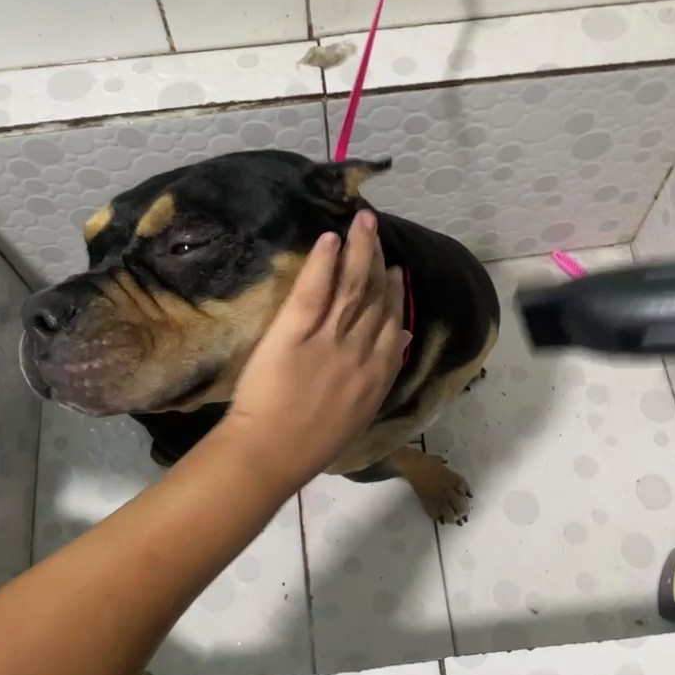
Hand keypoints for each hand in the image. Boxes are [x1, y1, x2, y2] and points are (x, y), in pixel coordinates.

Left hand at [217, 211, 408, 490]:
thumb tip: (403, 336)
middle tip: (378, 229)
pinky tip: (331, 240)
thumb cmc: (311, 442)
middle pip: (374, 296)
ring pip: (351, 286)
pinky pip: (315, 290)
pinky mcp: (294, 332)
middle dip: (378, 259)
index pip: (394, 322)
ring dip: (359, 249)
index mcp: (378, 373)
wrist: (271, 453)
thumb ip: (381, 372)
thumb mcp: (360, 411)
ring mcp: (328, 339)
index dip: (396, 292)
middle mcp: (360, 350)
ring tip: (363, 221)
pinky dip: (324, 262)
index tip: (396, 270)